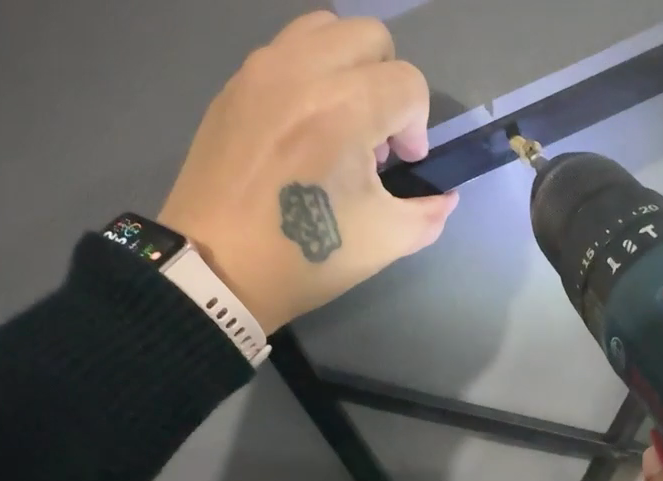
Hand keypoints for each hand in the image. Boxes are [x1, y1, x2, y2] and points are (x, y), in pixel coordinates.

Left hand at [158, 12, 458, 330]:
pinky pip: (285, 52)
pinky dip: (309, 76)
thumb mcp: (385, 242)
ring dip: (348, 67)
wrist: (219, 268)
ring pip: (324, 30)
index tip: (402, 164)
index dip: (417, 126)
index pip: (408, 84)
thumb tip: (444, 197)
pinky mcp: (235, 85)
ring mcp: (262, 72)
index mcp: (346, 110)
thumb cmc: (308, 257)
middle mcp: (303, 73)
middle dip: (387, 83)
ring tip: (341, 119)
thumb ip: (428, 213)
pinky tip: (303, 129)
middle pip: (370, 38)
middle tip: (376, 134)